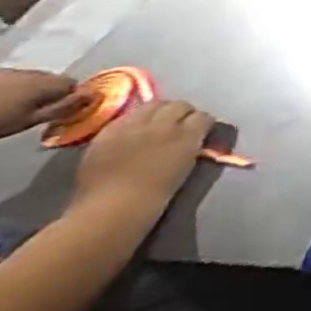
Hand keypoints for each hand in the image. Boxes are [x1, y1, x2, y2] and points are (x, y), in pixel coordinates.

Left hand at [0, 68, 84, 140]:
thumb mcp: (30, 121)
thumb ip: (64, 107)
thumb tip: (94, 97)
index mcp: (46, 82)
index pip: (74, 85)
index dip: (71, 97)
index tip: (61, 112)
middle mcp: (28, 71)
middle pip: (49, 80)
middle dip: (46, 92)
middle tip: (33, 112)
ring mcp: (1, 71)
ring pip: (25, 79)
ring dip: (23, 91)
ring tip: (8, 108)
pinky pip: (2, 80)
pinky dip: (2, 89)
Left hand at [71, 99, 214, 218]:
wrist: (114, 206)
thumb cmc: (158, 190)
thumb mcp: (187, 163)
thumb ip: (191, 143)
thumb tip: (194, 135)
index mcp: (187, 135)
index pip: (203, 116)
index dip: (203, 122)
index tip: (202, 130)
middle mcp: (161, 125)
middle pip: (178, 105)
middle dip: (183, 112)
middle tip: (181, 124)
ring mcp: (130, 127)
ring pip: (152, 105)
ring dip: (159, 111)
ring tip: (157, 124)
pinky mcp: (107, 133)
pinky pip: (125, 117)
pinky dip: (133, 120)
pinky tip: (132, 132)